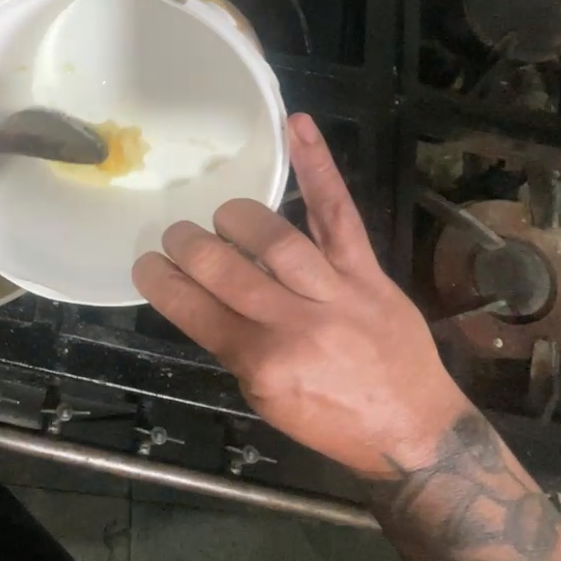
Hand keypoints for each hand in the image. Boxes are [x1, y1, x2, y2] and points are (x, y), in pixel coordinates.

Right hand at [132, 113, 470, 473]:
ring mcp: (337, 292)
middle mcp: (296, 322)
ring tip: (221, 218)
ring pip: (275, 237)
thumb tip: (193, 290)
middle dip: (185, 245)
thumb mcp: (259, 394)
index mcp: (260, 360)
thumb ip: (226, 339)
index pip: (188, 304)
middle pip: (222, 266)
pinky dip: (318, 168)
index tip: (145, 265)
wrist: (416, 432)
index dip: (156, 279)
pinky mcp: (369, 272)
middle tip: (176, 240)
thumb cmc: (326, 420)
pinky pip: (339, 215)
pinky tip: (297, 127)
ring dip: (234, 219)